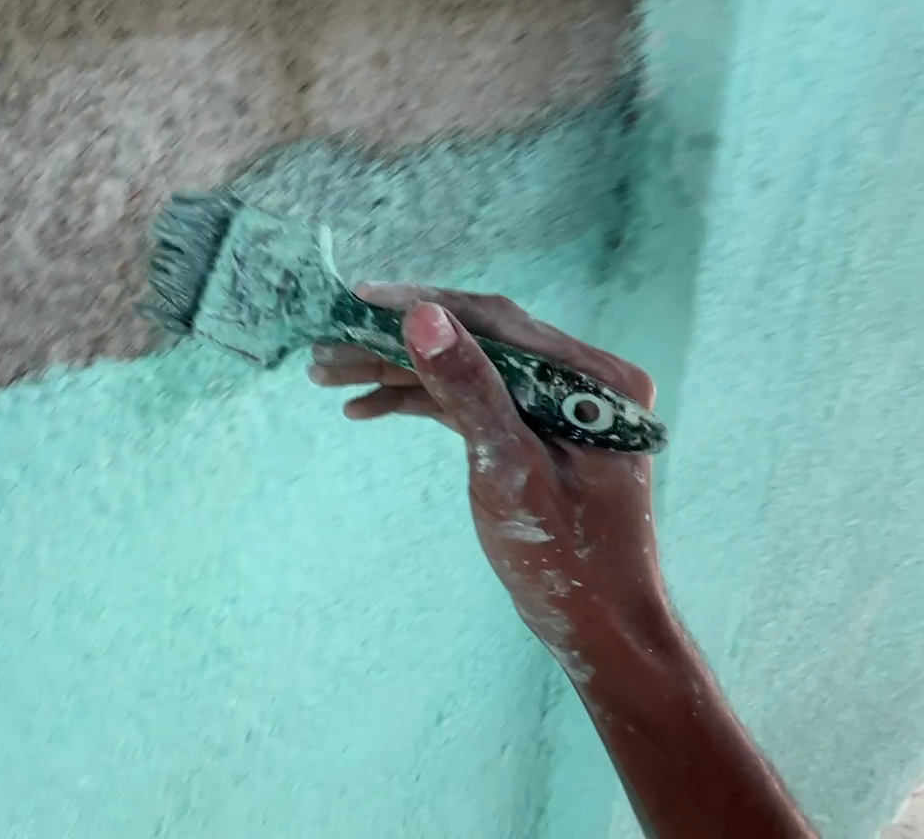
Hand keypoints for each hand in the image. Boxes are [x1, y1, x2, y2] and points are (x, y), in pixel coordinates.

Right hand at [310, 284, 664, 676]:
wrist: (597, 624)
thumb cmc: (567, 557)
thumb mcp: (508, 468)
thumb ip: (467, 389)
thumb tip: (421, 315)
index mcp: (590, 377)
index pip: (493, 319)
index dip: (422, 304)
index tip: (361, 300)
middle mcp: (570, 378)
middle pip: (466, 341)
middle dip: (392, 344)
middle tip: (327, 345)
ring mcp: (544, 402)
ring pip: (455, 369)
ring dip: (391, 371)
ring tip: (326, 374)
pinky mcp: (520, 426)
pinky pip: (459, 400)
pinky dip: (411, 401)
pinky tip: (362, 407)